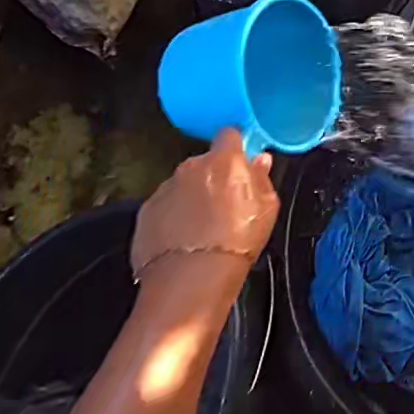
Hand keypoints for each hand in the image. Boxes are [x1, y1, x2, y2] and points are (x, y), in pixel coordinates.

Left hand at [130, 128, 277, 277]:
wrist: (191, 279)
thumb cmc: (235, 242)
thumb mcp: (267, 208)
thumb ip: (262, 178)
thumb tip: (260, 161)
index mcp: (224, 160)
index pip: (229, 134)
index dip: (235, 146)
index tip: (241, 160)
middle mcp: (191, 167)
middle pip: (204, 162)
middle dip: (214, 177)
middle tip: (226, 204)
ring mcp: (165, 188)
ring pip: (183, 185)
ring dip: (192, 198)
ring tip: (204, 229)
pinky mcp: (146, 211)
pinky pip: (165, 207)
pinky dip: (173, 218)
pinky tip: (185, 240)